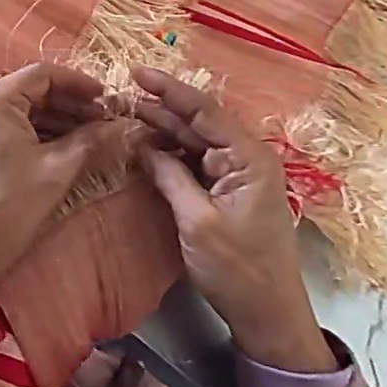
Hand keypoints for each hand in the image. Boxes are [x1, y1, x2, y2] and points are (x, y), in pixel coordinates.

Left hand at [0, 63, 125, 294]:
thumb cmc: (12, 202)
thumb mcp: (58, 167)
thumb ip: (91, 139)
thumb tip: (122, 126)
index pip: (43, 75)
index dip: (79, 83)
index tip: (108, 98)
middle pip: (34, 90)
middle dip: (72, 103)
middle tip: (106, 120)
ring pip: (25, 108)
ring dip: (59, 118)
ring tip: (95, 134)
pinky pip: (14, 124)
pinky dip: (41, 131)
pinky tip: (69, 144)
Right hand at [125, 68, 338, 372]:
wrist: (267, 314)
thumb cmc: (237, 269)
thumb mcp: (196, 221)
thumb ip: (169, 176)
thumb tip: (142, 145)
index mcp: (249, 159)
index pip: (204, 111)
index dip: (168, 89)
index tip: (136, 72)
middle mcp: (246, 158)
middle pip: (197, 120)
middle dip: (159, 106)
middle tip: (118, 96)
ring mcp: (236, 173)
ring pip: (192, 138)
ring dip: (160, 127)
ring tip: (123, 114)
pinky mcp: (226, 188)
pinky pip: (193, 158)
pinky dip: (168, 150)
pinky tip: (143, 144)